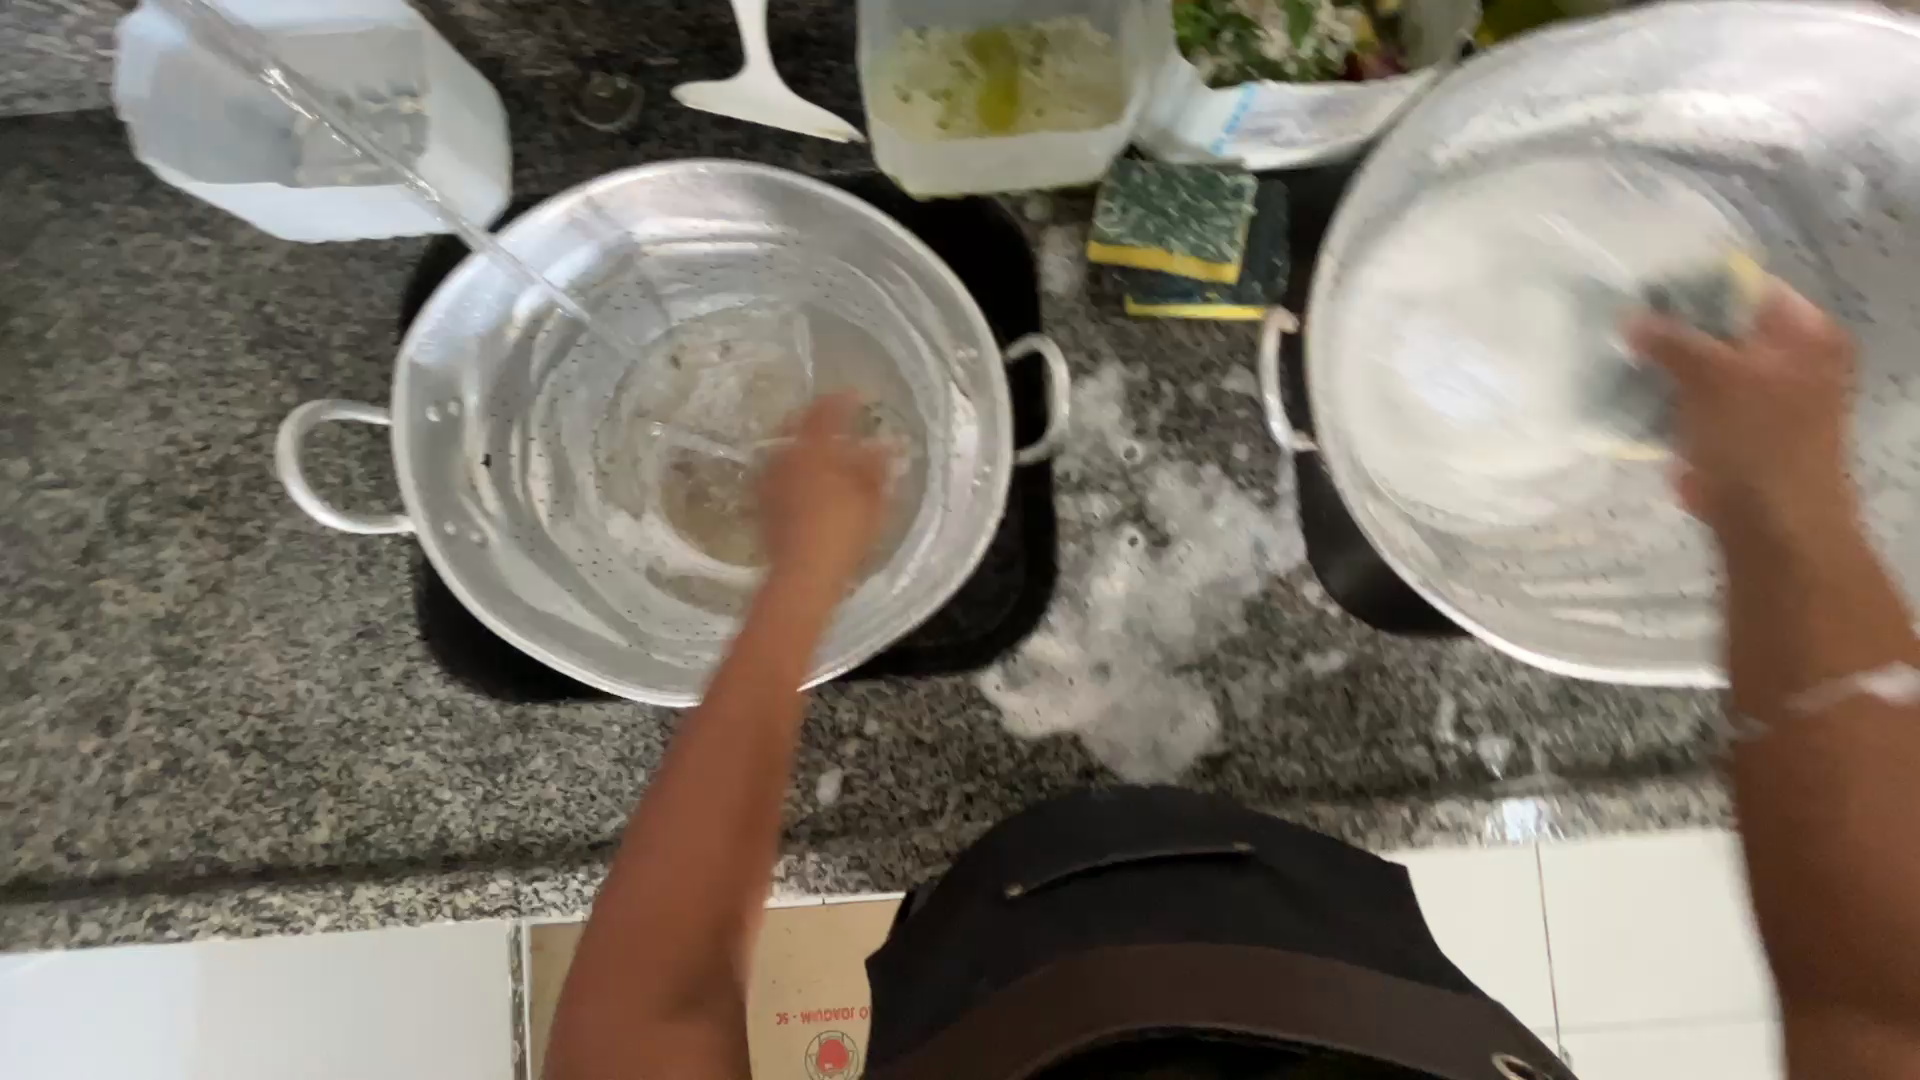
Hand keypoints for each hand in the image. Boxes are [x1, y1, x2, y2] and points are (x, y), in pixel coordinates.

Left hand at [757, 394, 894, 585]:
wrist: (802, 574)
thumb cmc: (844, 533)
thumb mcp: (873, 500)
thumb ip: (879, 467)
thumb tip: (890, 444)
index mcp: (815, 448)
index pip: (829, 410)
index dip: (844, 399)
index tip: (858, 394)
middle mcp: (786, 456)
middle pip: (798, 424)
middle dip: (816, 418)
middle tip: (834, 418)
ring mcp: (769, 479)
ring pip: (785, 448)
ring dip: (803, 443)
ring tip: (822, 450)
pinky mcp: (761, 502)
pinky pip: (778, 472)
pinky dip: (793, 468)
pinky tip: (805, 480)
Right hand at [1627, 279, 1858, 548]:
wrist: (1763, 512)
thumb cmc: (1756, 437)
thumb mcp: (1715, 377)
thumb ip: (1673, 342)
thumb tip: (1628, 317)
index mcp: (1804, 336)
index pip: (1747, 292)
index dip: (1697, 289)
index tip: (1643, 291)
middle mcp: (1784, 359)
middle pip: (1718, 329)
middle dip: (1669, 328)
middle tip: (1619, 323)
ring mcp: (1752, 394)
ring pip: (1695, 365)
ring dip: (1657, 363)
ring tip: (1613, 353)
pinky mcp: (1721, 425)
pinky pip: (1682, 397)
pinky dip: (1656, 393)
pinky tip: (1622, 388)